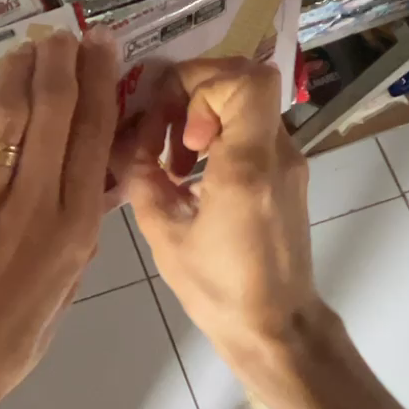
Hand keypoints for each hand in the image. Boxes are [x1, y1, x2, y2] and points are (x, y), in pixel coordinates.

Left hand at [0, 26, 120, 408]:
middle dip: (61, 60)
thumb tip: (95, 167)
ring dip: (16, 69)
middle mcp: (33, 203)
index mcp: (74, 225)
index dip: (100, 80)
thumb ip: (83, 222)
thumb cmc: (18, 333)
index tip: (101, 44)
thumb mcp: (71, 280)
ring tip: (24, 49)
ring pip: (4, 115)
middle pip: (53, 110)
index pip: (94, 134)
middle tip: (62, 34)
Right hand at [116, 58, 328, 375]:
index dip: (202, 84)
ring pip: (249, 106)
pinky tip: (192, 180)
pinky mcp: (287, 178)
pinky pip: (253, 133)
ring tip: (175, 164)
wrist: (276, 328)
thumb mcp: (164, 235)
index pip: (245, 81)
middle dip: (196, 95)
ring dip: (205, 118)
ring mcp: (288, 164)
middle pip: (245, 82)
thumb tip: (120, 143)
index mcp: (247, 167)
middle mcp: (277, 154)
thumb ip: (141, 178)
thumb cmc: (218, 290)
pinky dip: (219, 138)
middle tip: (168, 139)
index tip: (178, 130)